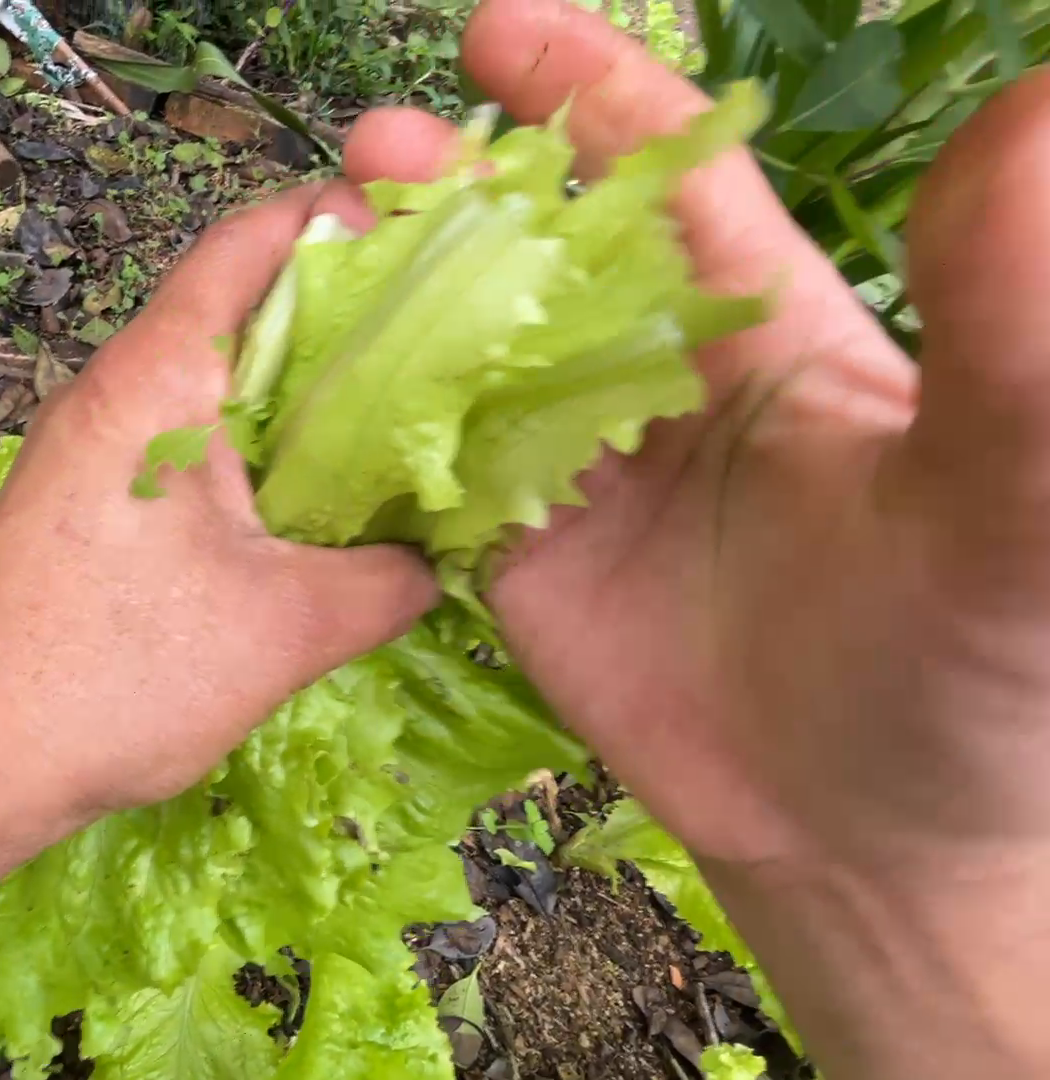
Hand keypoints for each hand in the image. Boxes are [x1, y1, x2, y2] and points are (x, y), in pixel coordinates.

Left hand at [0, 186, 432, 832]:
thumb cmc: (117, 673)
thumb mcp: (284, 627)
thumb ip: (386, 580)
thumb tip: (431, 561)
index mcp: (155, 377)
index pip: (246, 242)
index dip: (335, 220)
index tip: (419, 246)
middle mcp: (111, 391)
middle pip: (233, 312)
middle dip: (335, 324)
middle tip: (435, 356)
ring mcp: (87, 448)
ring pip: (207, 389)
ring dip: (290, 404)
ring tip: (384, 436)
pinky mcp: (79, 502)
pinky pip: (179, 448)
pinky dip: (246, 458)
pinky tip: (300, 509)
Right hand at [345, 0, 1049, 1072]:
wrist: (853, 815)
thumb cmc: (965, 662)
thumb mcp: (1020, 494)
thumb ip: (1030, 327)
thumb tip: (1047, 101)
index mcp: (745, 331)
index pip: (653, 182)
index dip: (580, 96)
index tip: (489, 34)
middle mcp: (629, 385)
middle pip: (513, 268)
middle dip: (438, 200)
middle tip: (354, 160)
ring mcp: (548, 470)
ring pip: (444, 368)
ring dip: (376, 316)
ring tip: (303, 270)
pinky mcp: (496, 552)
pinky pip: (416, 477)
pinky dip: (359, 440)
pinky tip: (296, 408)